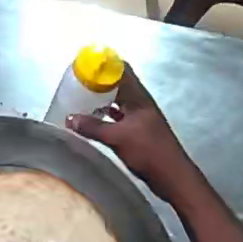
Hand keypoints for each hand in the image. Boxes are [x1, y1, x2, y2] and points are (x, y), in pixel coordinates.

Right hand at [66, 69, 200, 201]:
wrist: (173, 177)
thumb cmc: (148, 151)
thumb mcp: (117, 138)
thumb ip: (93, 127)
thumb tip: (69, 118)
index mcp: (138, 96)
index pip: (121, 69)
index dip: (104, 64)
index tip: (85, 65)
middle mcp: (140, 102)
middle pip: (118, 84)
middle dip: (99, 82)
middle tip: (78, 83)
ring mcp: (141, 116)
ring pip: (118, 100)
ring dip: (102, 98)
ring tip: (81, 99)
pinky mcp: (140, 130)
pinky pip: (119, 114)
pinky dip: (107, 114)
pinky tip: (94, 119)